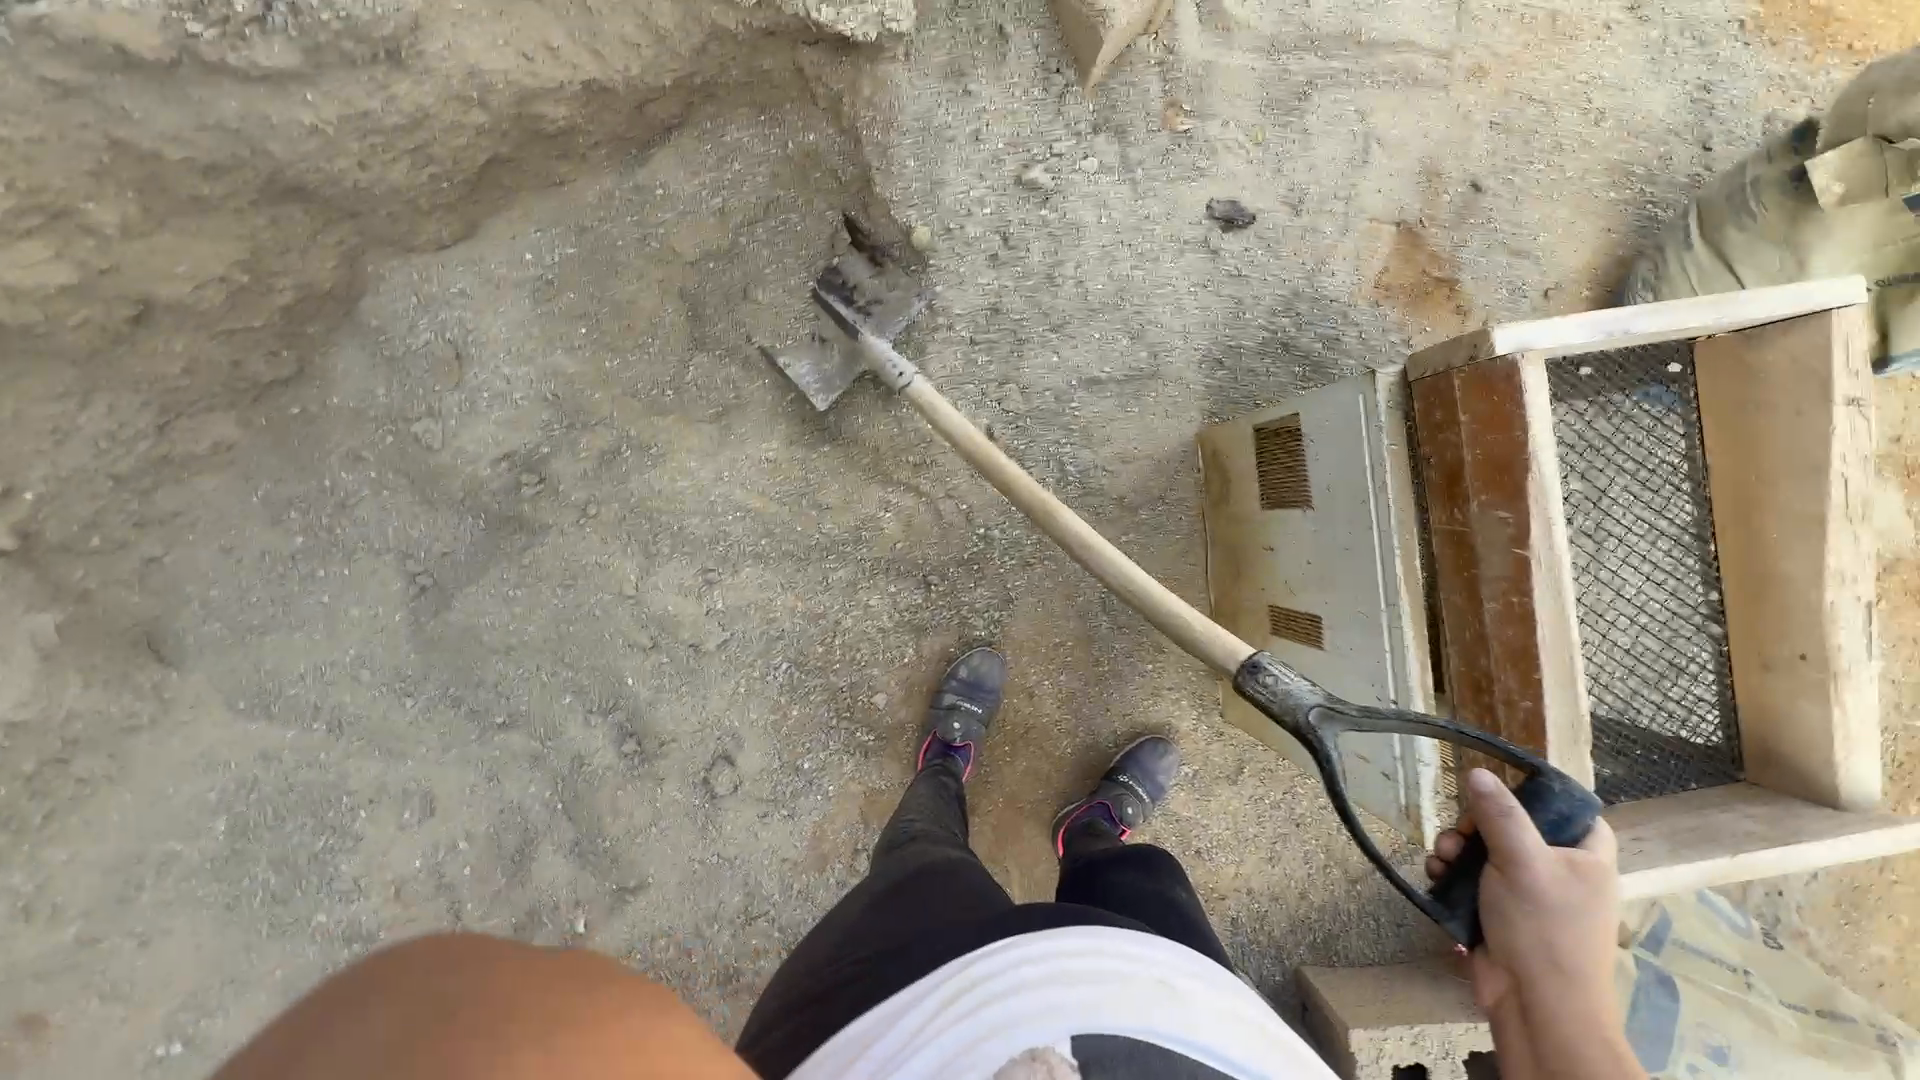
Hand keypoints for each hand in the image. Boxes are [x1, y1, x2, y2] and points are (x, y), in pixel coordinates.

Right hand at [1426, 768, 1642, 1079]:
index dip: (1538, 797)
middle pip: (1514, 826)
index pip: (1572, 810)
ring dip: (1455, 849)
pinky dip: (1451, 874)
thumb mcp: (1521, 861)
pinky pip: (1471, 878)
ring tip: (1441, 860)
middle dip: (1474, 826)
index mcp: (1586, 858)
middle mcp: (1561, 871)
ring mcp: (1529, 894)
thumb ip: (1499, 814)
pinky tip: (1436, 876)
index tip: (1500, 792)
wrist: (1534, 1005)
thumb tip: (1477, 771)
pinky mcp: (1499, 912)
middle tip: (1459, 835)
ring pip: (1485, 851)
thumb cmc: (1543, 930)